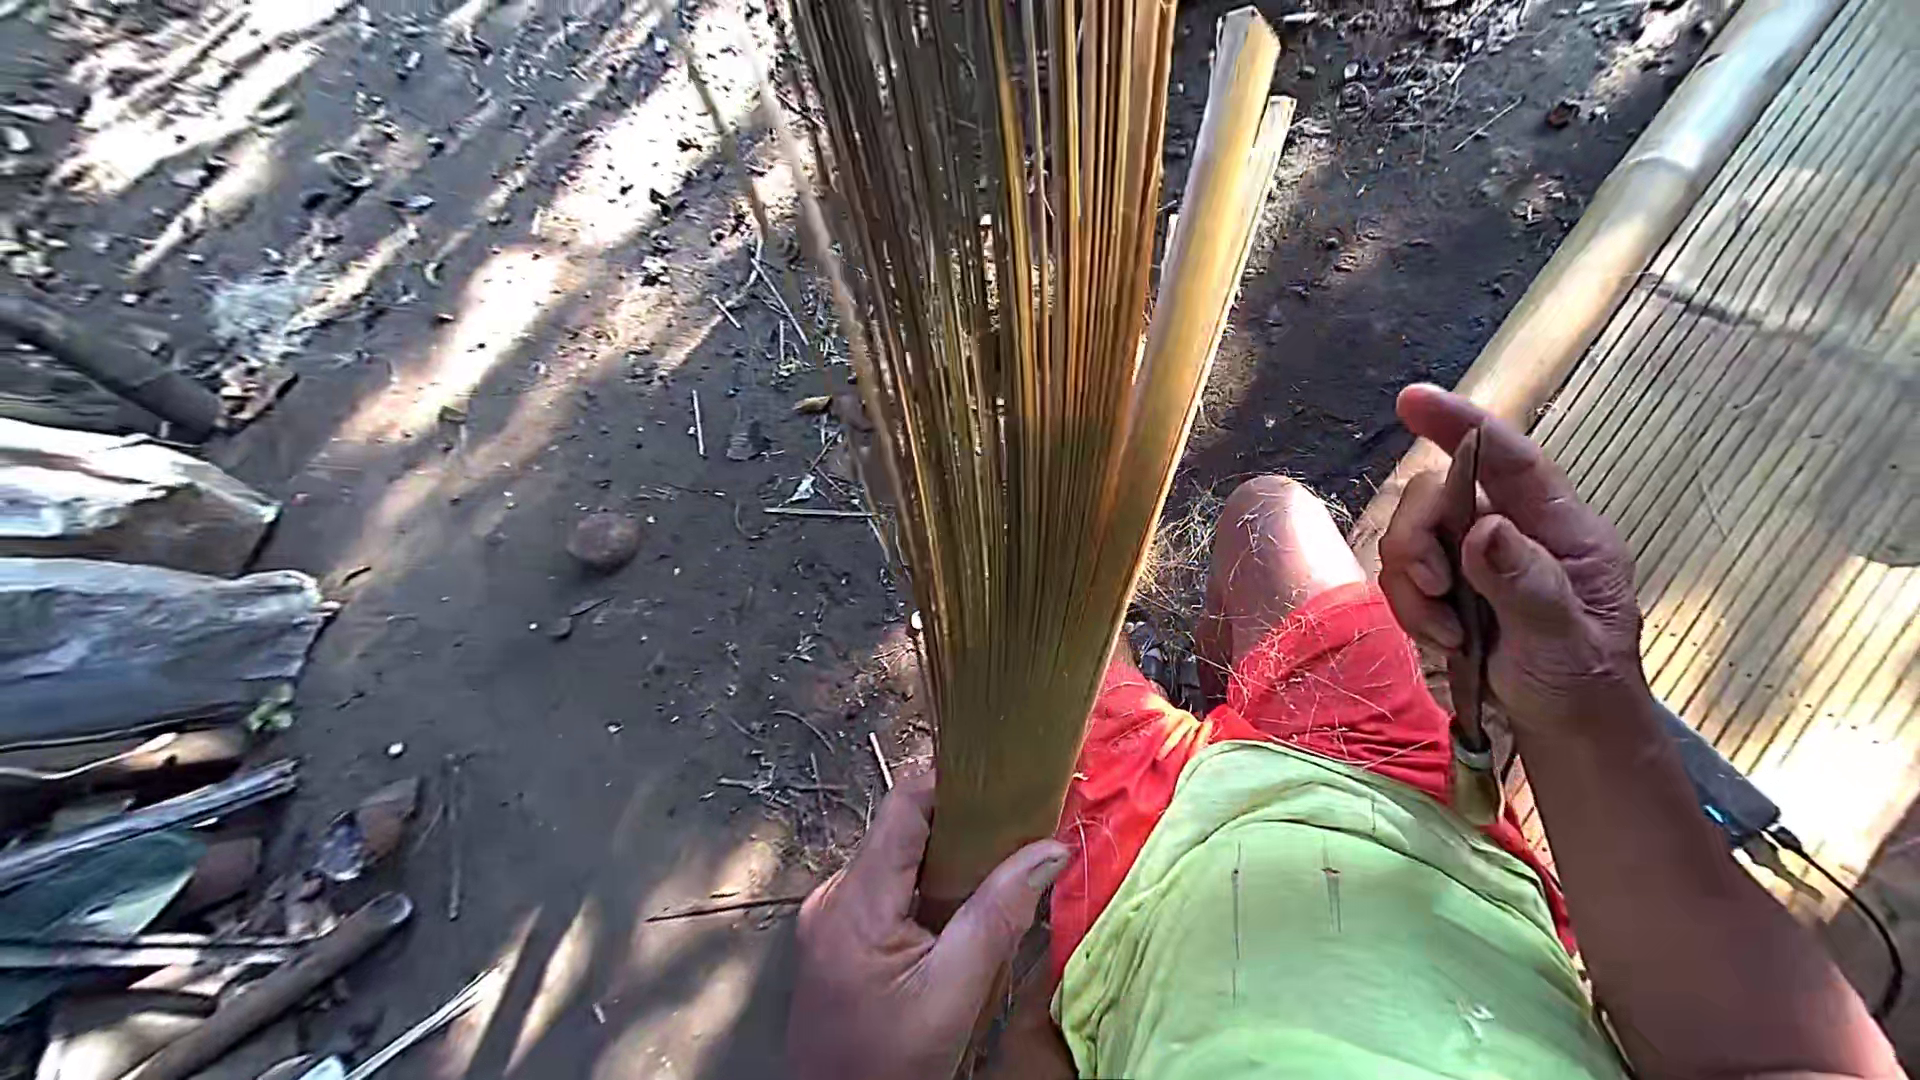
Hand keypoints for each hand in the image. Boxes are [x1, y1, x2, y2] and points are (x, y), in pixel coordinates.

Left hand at [786, 773, 1069, 1079]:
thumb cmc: (890, 1070)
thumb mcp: (951, 998)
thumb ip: (998, 917)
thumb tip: (1050, 850)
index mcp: (856, 902)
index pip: (903, 804)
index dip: (949, 781)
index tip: (998, 781)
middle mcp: (835, 892)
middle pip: (901, 826)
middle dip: (956, 823)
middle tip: (1008, 828)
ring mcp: (831, 909)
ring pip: (897, 853)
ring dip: (942, 856)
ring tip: (988, 866)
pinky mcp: (837, 925)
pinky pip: (887, 881)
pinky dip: (923, 882)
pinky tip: (952, 905)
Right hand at [1379, 384, 1646, 733]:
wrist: (1559, 724)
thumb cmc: (1580, 682)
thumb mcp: (1565, 642)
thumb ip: (1526, 585)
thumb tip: (1483, 529)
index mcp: (1559, 531)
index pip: (1509, 461)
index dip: (1460, 425)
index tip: (1412, 400)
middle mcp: (1507, 532)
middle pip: (1434, 500)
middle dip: (1418, 541)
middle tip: (1435, 589)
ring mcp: (1469, 559)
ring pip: (1406, 539)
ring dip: (1411, 585)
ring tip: (1444, 632)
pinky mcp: (1439, 585)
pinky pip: (1397, 576)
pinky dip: (1407, 606)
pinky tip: (1437, 637)